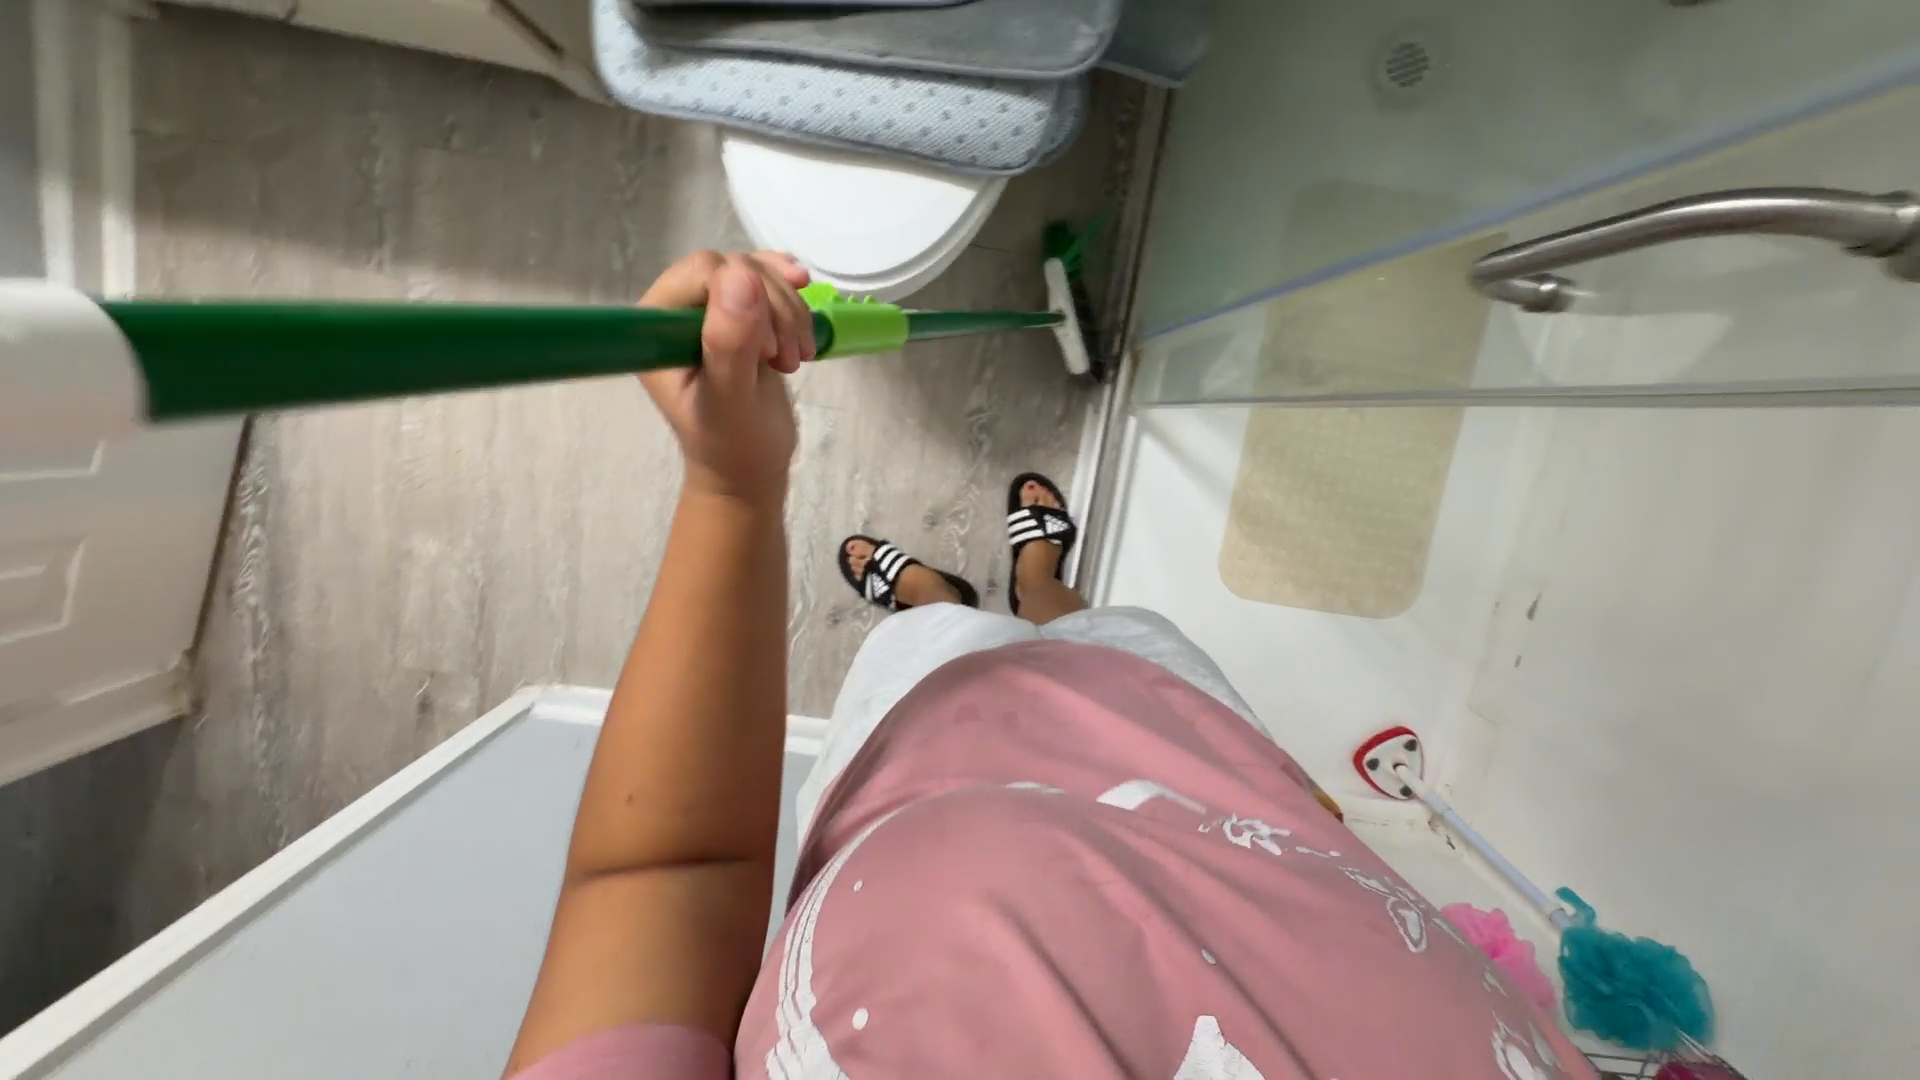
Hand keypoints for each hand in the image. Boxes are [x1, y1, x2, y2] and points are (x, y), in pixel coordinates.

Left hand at [637, 250, 813, 506]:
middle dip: (774, 306)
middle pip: (733, 268)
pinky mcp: (739, 315)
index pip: (703, 272)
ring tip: (797, 356)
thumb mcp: (731, 400)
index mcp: (655, 327)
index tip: (769, 350)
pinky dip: (791, 295)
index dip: (746, 298)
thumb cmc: (734, 445)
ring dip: (789, 309)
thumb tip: (741, 276)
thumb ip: (729, 343)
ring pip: (756, 273)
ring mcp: (709, 311)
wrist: (751, 466)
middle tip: (789, 358)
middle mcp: (676, 311)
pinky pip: (766, 281)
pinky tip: (805, 301)